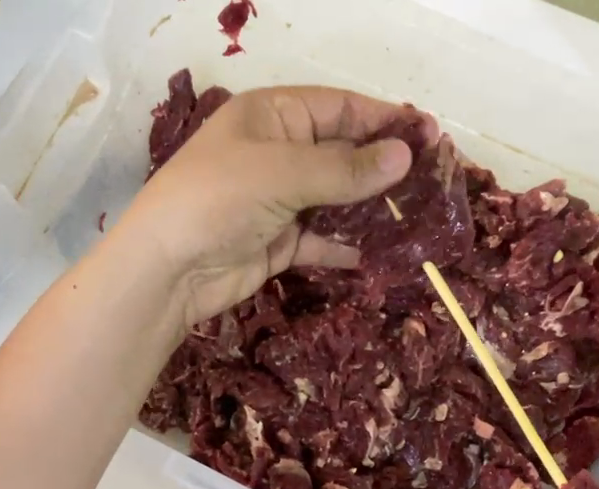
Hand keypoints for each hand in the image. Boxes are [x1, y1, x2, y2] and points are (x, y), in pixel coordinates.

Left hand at [109, 86, 417, 326]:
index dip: (383, 120)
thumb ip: (344, 169)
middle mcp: (276, 153)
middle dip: (381, 167)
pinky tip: (374, 254)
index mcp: (272, 116)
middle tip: (431, 181)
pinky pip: (318, 240)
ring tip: (415, 219)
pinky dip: (342, 246)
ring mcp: (276, 201)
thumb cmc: (218, 200)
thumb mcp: (283, 173)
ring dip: (368, 210)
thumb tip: (405, 157)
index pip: (338, 108)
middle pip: (340, 154)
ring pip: (333, 200)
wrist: (167, 270)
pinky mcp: (275, 244)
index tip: (428, 135)